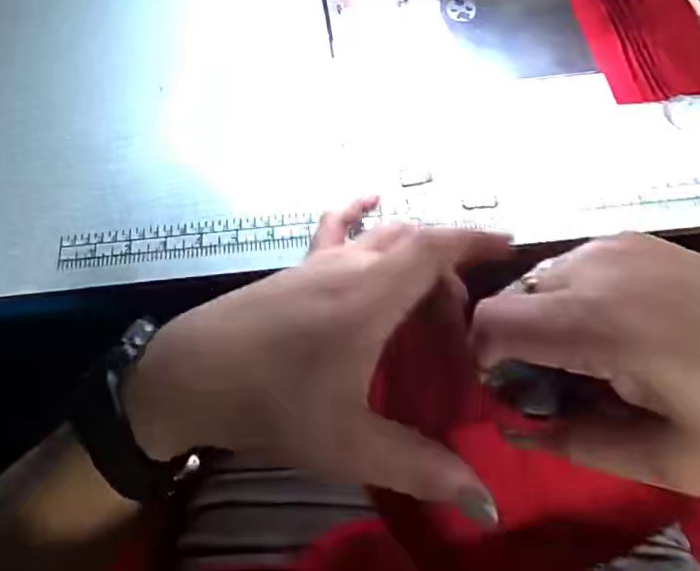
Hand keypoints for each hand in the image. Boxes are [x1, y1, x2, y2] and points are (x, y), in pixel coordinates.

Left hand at [124, 197, 511, 523]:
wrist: (190, 372)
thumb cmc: (273, 401)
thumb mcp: (347, 443)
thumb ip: (418, 466)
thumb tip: (483, 498)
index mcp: (371, 294)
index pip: (434, 248)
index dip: (475, 240)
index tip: (509, 245)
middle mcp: (351, 262)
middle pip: (416, 244)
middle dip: (450, 272)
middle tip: (461, 324)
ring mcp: (322, 258)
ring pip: (385, 237)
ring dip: (417, 256)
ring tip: (432, 296)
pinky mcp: (300, 264)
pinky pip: (339, 225)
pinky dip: (363, 211)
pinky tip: (369, 201)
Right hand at [470, 233, 699, 520]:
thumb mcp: (671, 459)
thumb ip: (577, 439)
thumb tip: (521, 426)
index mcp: (600, 318)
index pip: (494, 320)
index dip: (485, 363)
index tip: (509, 400)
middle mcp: (603, 264)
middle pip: (518, 294)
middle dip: (517, 344)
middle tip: (556, 397)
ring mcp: (633, 245)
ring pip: (552, 276)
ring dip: (550, 320)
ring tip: (596, 371)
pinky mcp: (659, 244)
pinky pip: (590, 265)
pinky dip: (583, 298)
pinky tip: (628, 339)